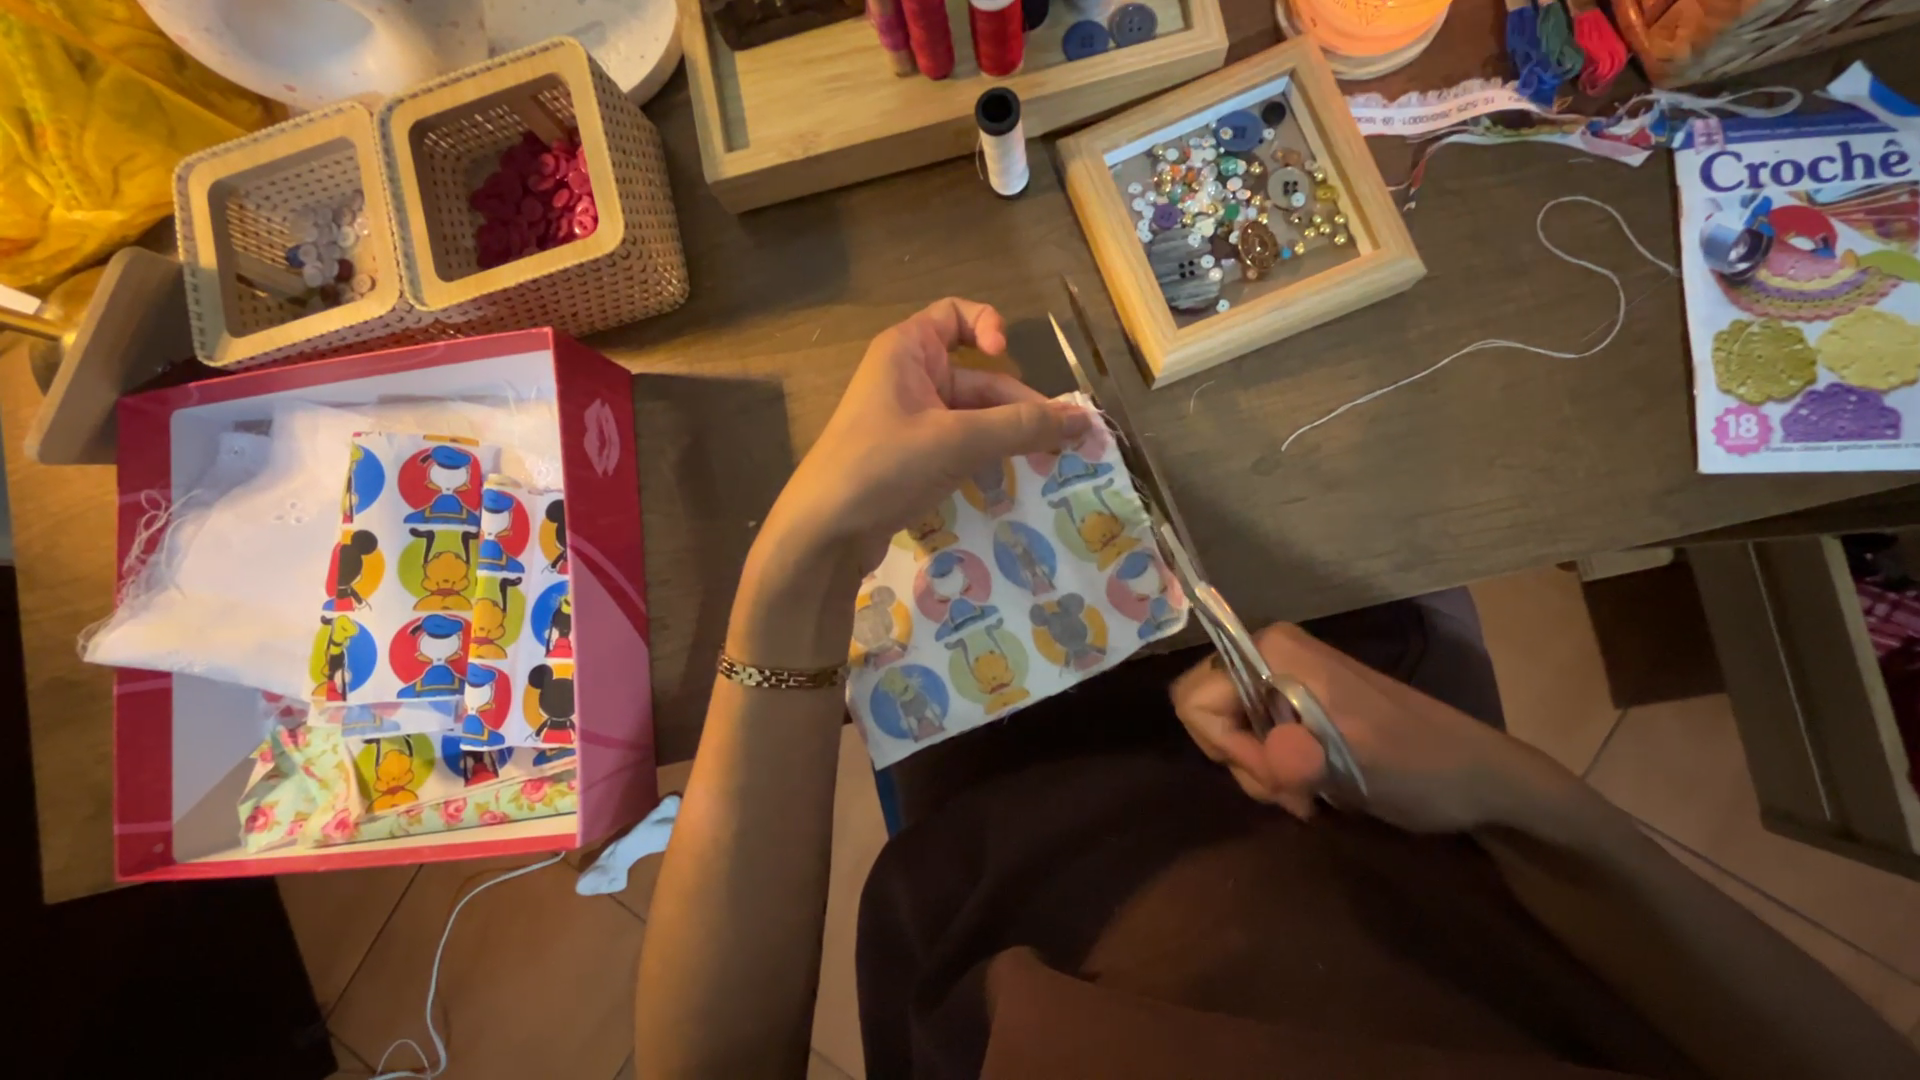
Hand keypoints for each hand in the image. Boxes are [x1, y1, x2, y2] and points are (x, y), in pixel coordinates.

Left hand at [764, 297, 1090, 568]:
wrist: (825, 531)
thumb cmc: (886, 466)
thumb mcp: (959, 441)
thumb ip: (1023, 427)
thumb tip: (1084, 420)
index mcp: (907, 351)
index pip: (955, 315)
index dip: (988, 325)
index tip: (1006, 356)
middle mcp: (907, 378)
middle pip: (977, 377)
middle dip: (1018, 405)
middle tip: (1063, 439)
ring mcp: (907, 422)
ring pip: (971, 416)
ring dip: (1007, 435)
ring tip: (1049, 462)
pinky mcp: (909, 459)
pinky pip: (957, 445)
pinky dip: (985, 457)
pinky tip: (1011, 479)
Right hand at [1170, 623, 1577, 831]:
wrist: (1482, 776)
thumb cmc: (1423, 765)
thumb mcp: (1362, 764)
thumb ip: (1305, 756)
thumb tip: (1272, 754)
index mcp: (1274, 652)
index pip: (1196, 697)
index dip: (1224, 744)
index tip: (1273, 772)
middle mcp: (1267, 653)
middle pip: (1208, 712)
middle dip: (1240, 760)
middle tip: (1288, 792)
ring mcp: (1281, 676)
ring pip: (1226, 727)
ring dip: (1258, 770)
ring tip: (1304, 796)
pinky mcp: (1294, 699)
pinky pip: (1251, 732)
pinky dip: (1270, 766)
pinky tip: (1306, 786)